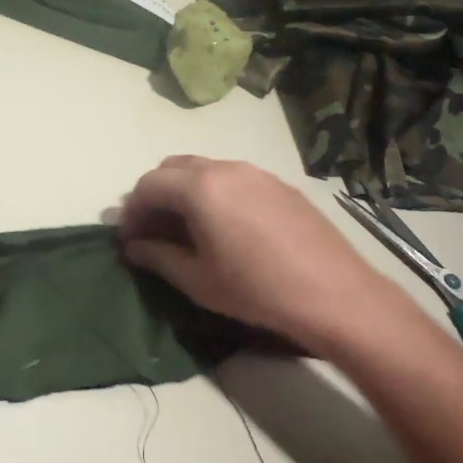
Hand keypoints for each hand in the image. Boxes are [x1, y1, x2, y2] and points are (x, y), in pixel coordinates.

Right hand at [119, 156, 420, 358]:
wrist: (334, 295)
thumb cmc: (256, 290)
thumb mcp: (197, 280)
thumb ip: (157, 257)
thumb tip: (134, 247)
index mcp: (200, 188)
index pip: (148, 185)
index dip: (131, 211)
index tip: (127, 239)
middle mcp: (226, 169)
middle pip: (173, 168)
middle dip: (155, 195)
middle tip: (151, 231)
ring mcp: (257, 173)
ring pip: (205, 170)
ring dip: (184, 192)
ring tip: (185, 230)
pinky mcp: (281, 185)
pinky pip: (233, 179)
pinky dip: (214, 194)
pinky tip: (223, 228)